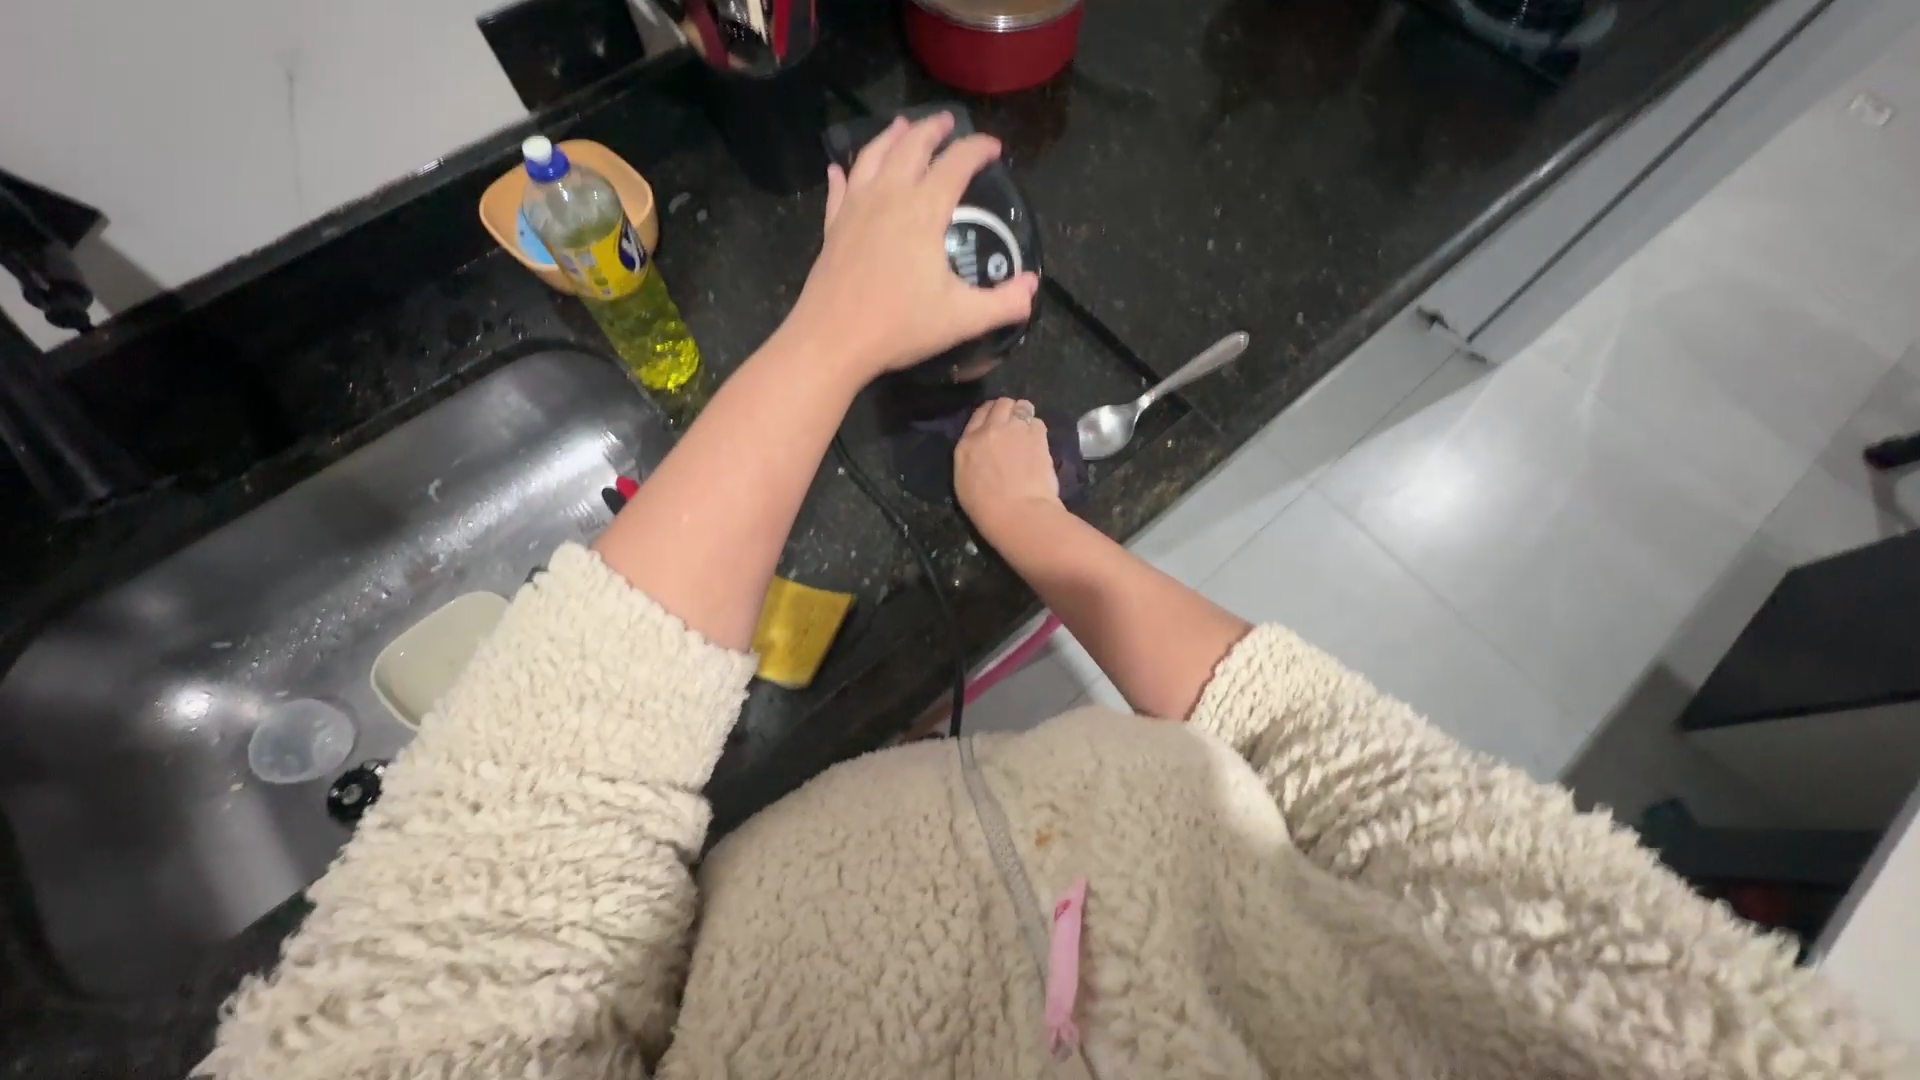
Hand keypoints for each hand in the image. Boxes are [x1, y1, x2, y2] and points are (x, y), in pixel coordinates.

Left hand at [781, 113, 1039, 381]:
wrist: (833, 340)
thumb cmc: (900, 326)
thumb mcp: (962, 318)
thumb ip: (1003, 303)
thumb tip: (1032, 287)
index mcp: (924, 210)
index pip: (956, 163)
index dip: (978, 149)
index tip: (994, 148)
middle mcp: (889, 196)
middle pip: (912, 146)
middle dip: (933, 129)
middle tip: (947, 121)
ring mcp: (855, 208)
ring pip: (873, 156)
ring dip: (891, 136)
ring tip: (902, 126)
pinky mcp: (833, 227)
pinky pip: (839, 189)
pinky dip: (844, 173)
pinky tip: (840, 169)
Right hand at [954, 398, 1061, 538]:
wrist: (1017, 513)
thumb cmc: (986, 509)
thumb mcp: (963, 482)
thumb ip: (971, 458)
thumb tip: (983, 450)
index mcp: (966, 444)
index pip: (977, 414)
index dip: (988, 414)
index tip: (995, 422)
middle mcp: (989, 430)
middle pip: (1000, 403)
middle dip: (1007, 410)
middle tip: (1013, 425)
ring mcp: (1015, 429)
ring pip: (1021, 406)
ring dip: (1024, 415)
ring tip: (1027, 431)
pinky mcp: (1037, 436)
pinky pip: (1037, 421)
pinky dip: (1037, 429)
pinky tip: (1038, 443)